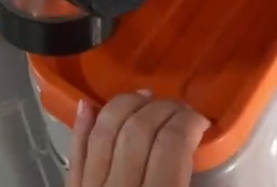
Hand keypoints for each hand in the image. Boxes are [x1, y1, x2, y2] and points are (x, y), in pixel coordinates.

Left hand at [64, 92, 209, 186]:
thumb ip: (186, 181)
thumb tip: (193, 147)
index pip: (171, 146)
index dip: (188, 124)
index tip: (200, 119)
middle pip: (138, 132)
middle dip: (162, 110)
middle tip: (179, 108)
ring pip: (104, 133)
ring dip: (125, 107)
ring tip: (145, 97)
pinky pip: (76, 155)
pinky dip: (82, 127)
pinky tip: (88, 105)